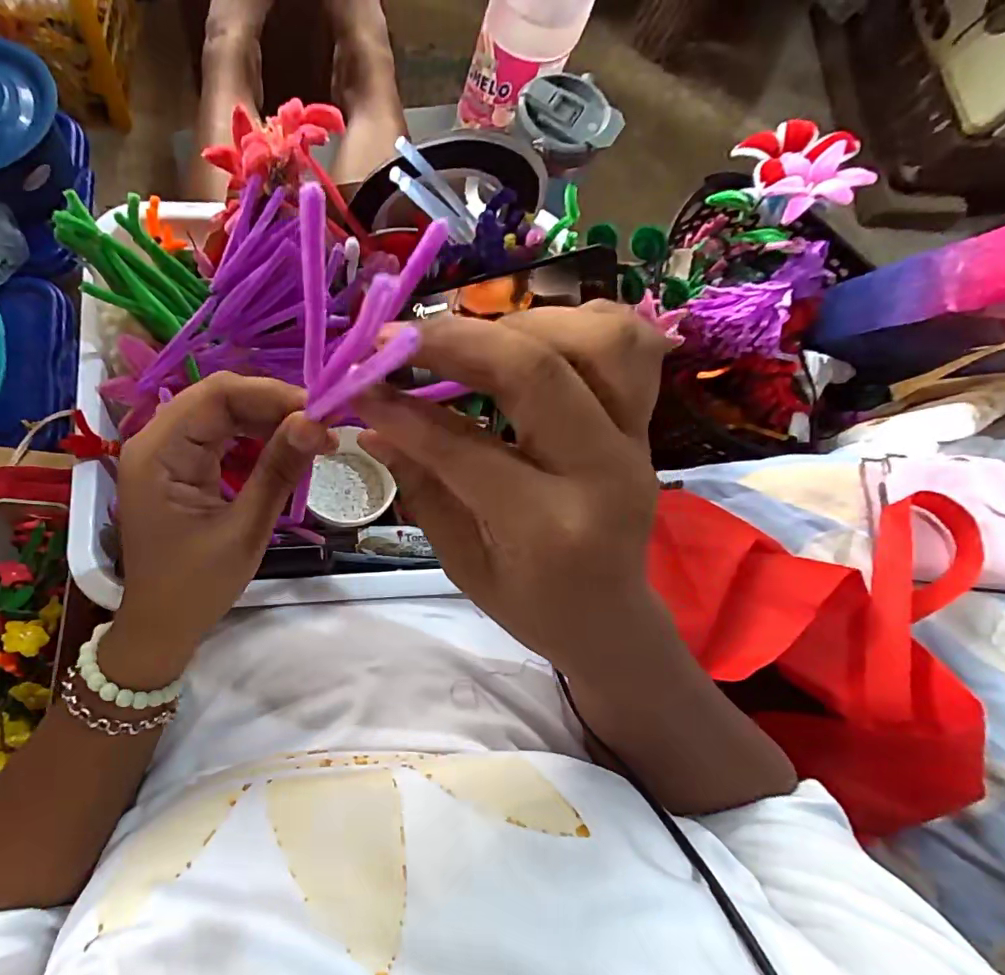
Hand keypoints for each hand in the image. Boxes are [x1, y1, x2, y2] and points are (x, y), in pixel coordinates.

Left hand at [109, 372, 333, 682]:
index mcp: (158, 453)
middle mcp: (154, 441)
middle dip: (273, 405)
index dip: (272, 394)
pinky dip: (253, 437)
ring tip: (312, 435)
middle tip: (324, 424)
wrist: (160, 626)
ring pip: (220, 413)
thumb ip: (278, 471)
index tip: (321, 411)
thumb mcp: (245, 530)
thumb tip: (316, 423)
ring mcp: (163, 452)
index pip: (217, 395)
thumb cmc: (197, 587)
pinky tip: (283, 446)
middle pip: (218, 398)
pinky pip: (218, 436)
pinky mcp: (177, 467)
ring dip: (267, 419)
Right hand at [354, 302, 674, 678]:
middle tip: (397, 340)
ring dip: (526, 324)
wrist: (608, 620)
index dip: (406, 412)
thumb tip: (372, 420)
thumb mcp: (464, 561)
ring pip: (602, 339)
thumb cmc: (530, 605)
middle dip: (457, 341)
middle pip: (540, 371)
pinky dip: (577, 326)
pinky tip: (532, 343)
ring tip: (474, 344)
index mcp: (551, 528)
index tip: (358, 385)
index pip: (469, 449)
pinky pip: (631, 345)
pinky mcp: (646, 424)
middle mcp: (605, 473)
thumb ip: (423, 485)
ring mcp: (636, 442)